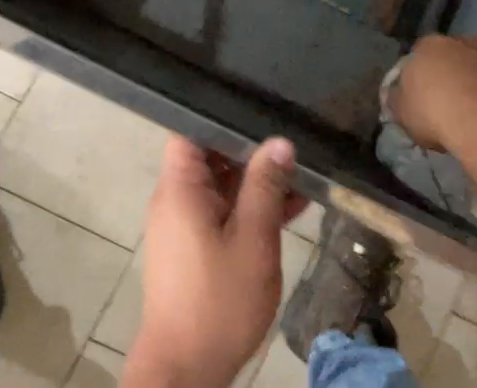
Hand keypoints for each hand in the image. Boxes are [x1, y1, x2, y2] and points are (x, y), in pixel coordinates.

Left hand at [124, 136, 306, 387]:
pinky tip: (288, 212)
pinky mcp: (191, 248)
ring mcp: (182, 225)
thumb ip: (265, 187)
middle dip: (250, 153)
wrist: (185, 369)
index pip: (191, 131)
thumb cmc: (218, 300)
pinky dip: (247, 210)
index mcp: (179, 189)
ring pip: (219, 187)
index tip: (260, 114)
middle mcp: (174, 200)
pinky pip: (219, 213)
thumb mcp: (253, 240)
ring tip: (302, 182)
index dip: (222, 118)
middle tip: (293, 149)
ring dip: (255, 184)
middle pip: (209, 158)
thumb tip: (279, 142)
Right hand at [389, 36, 476, 153]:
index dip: (422, 77)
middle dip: (451, 74)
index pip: (420, 55)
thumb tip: (396, 94)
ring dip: (476, 81)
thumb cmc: (434, 114)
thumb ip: (396, 98)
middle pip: (452, 56)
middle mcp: (460, 40)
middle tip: (449, 104)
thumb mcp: (401, 112)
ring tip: (475, 111)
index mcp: (428, 44)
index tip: (423, 98)